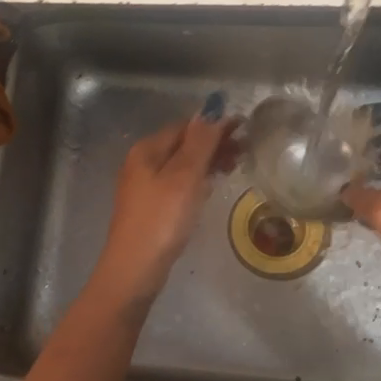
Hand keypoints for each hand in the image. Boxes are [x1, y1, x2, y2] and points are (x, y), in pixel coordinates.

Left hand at [96, 114, 232, 295]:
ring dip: (207, 162)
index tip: (244, 130)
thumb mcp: (184, 177)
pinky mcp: (151, 208)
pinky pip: (178, 184)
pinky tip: (210, 189)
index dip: (214, 126)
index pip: (185, 126)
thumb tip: (211, 112)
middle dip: (213, 144)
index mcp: (146, 150)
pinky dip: (197, 181)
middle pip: (182, 145)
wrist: (135, 268)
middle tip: (244, 151)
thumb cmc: (161, 220)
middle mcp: (142, 163)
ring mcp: (144, 187)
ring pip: (181, 166)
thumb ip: (199, 143)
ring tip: (234, 167)